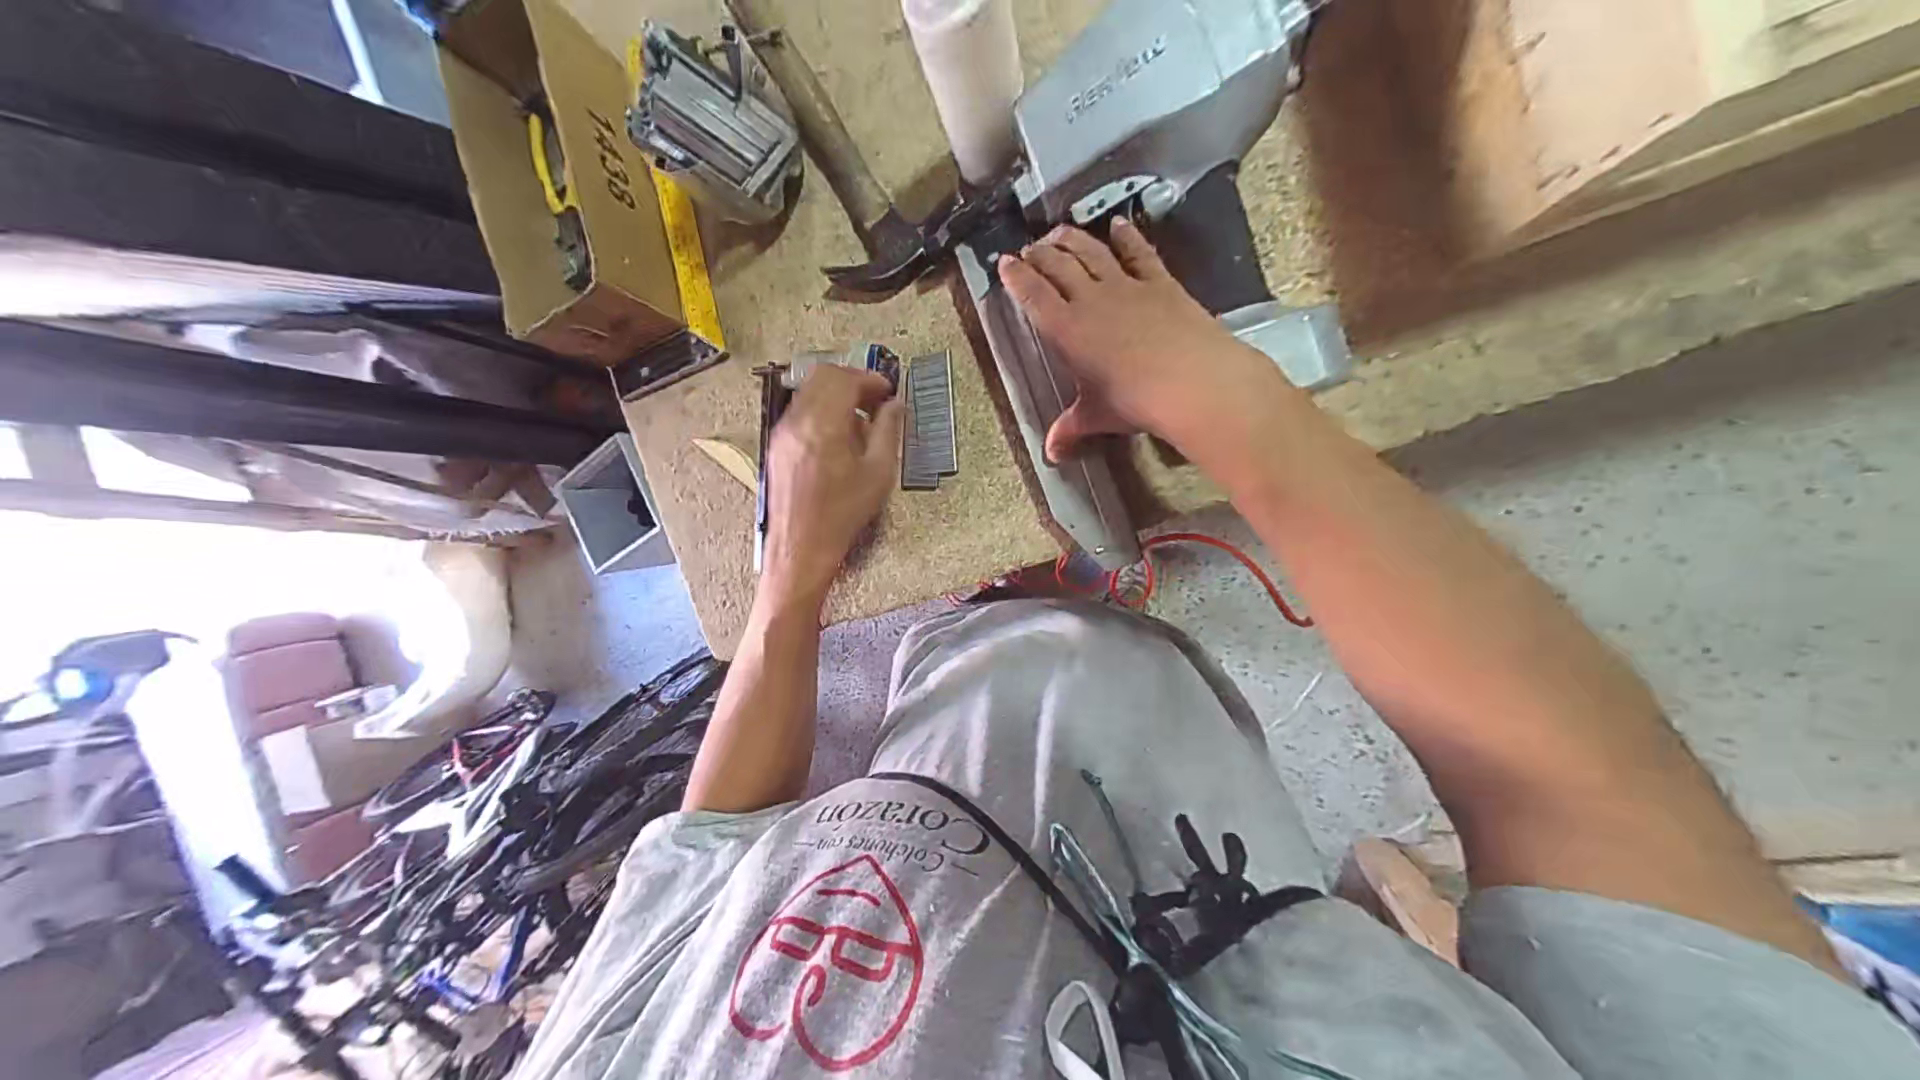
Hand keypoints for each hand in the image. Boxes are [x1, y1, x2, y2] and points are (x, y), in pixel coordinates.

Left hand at [760, 365, 903, 608]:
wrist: (800, 548)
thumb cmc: (839, 517)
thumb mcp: (878, 474)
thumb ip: (888, 432)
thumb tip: (894, 407)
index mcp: (823, 425)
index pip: (844, 379)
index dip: (870, 379)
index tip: (886, 391)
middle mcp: (797, 422)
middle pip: (822, 377)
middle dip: (852, 382)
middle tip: (875, 400)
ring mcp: (783, 433)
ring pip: (809, 392)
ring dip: (836, 396)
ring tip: (860, 421)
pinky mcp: (778, 446)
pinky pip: (800, 412)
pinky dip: (822, 411)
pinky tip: (840, 438)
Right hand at [998, 218, 1292, 464]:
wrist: (1191, 381)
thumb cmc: (1135, 401)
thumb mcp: (1097, 416)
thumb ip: (1071, 428)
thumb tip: (1052, 454)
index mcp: (1066, 330)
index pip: (1033, 295)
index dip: (1016, 276)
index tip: (1005, 263)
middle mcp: (1091, 299)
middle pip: (1058, 265)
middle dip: (1039, 254)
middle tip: (1029, 249)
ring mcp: (1126, 286)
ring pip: (1091, 251)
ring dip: (1072, 239)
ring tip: (1058, 233)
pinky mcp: (1159, 281)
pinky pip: (1138, 252)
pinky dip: (1126, 236)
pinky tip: (1118, 224)